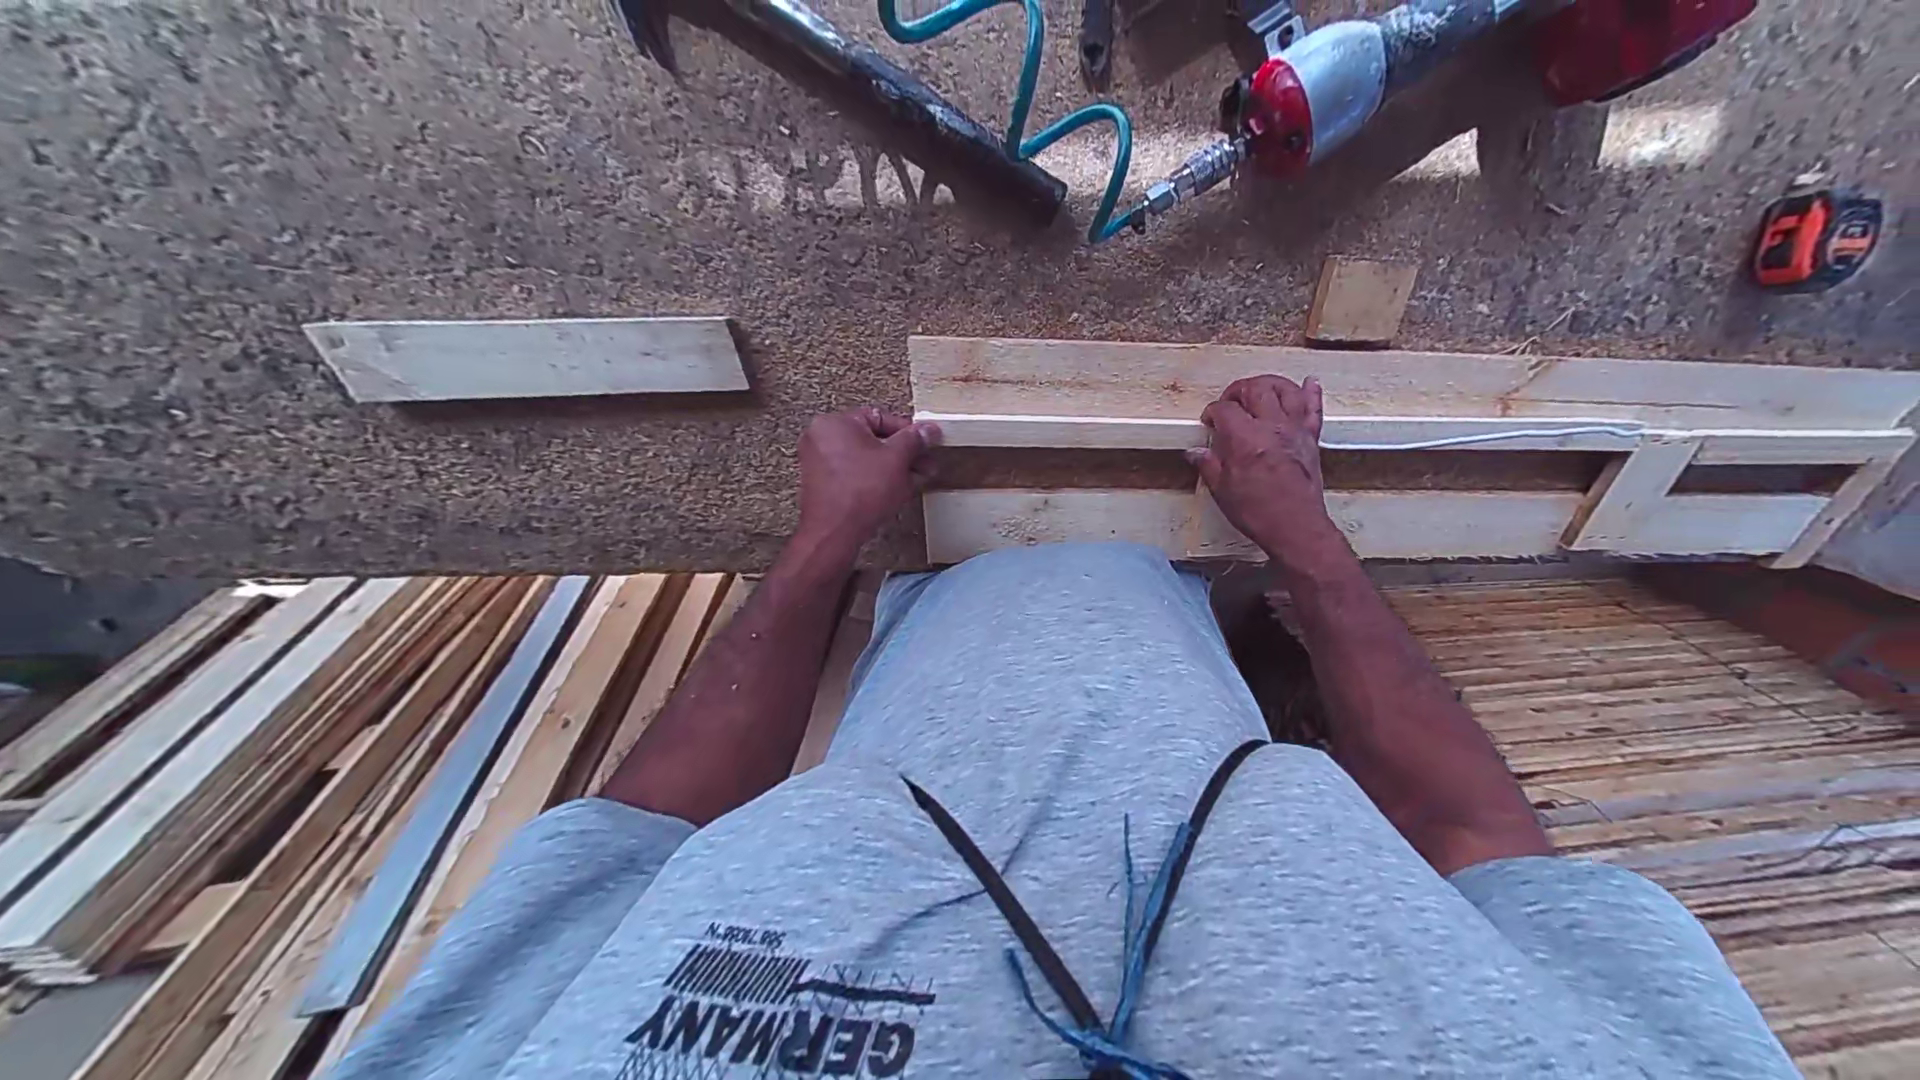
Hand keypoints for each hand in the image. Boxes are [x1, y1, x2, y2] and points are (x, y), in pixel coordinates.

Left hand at [797, 408, 941, 553]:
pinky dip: (875, 480)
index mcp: (836, 423)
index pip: (880, 417)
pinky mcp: (823, 485)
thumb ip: (914, 440)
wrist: (835, 532)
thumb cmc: (859, 494)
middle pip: (873, 439)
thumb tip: (926, 431)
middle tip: (923, 462)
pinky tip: (896, 490)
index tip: (925, 440)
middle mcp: (822, 439)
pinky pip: (855, 474)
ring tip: (914, 479)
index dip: (908, 431)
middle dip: (903, 453)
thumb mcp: (897, 459)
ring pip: (866, 459)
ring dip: (893, 468)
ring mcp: (820, 463)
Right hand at [1188, 375, 1348, 570]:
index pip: (1226, 409)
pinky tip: (1309, 383)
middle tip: (1229, 399)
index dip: (1213, 411)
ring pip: (1286, 390)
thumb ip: (1208, 464)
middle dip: (1238, 389)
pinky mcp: (1311, 440)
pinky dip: (1311, 393)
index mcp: (1245, 438)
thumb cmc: (1258, 511)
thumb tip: (1195, 453)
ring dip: (1270, 383)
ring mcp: (1294, 431)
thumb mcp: (1222, 489)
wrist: (1295, 526)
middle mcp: (1272, 427)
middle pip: (1256, 389)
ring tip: (1258, 388)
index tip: (1209, 420)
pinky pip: (1313, 409)